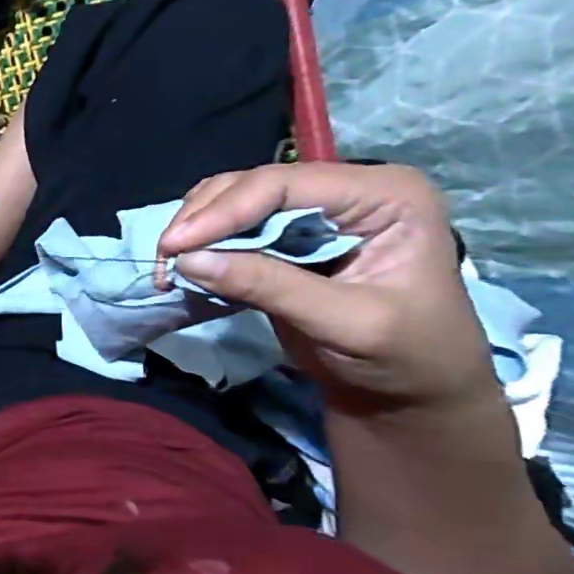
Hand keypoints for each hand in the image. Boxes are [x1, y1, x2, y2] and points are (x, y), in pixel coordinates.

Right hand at [158, 163, 498, 417]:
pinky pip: (226, 223)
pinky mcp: (283, 231)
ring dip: (192, 231)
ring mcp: (312, 208)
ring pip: (227, 199)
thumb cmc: (405, 356)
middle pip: (248, 185)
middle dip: (200, 221)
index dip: (223, 211)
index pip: (283, 184)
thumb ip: (271, 287)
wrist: (409, 390)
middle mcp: (346, 189)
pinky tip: (185, 268)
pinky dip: (198, 243)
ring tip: (170, 268)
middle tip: (164, 261)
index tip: (174, 247)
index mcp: (385, 196)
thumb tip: (188, 260)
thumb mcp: (346, 324)